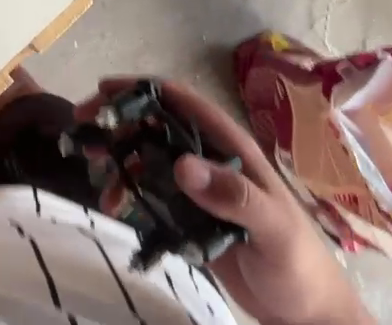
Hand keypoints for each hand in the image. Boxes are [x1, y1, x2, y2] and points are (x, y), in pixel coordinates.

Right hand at [78, 79, 371, 324]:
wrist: (308, 316)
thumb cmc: (299, 265)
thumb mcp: (273, 228)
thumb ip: (233, 195)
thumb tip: (181, 163)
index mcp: (231, 148)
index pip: (181, 102)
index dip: (142, 89)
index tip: (103, 90)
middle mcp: (210, 158)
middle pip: (155, 124)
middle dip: (118, 120)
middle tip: (82, 128)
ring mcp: (198, 188)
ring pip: (147, 156)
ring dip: (118, 156)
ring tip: (94, 169)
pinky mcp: (188, 216)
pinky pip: (150, 195)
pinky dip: (127, 193)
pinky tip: (113, 206)